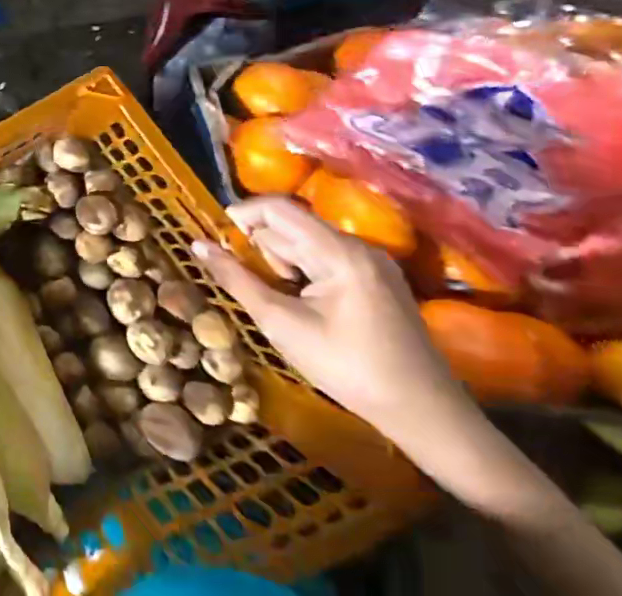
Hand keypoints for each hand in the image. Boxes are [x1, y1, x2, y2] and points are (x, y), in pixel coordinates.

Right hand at [193, 198, 470, 440]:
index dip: (242, 214)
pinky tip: (304, 305)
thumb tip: (197, 244)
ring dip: (282, 262)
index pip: (279, 208)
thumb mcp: (282, 324)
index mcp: (339, 252)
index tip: (218, 240)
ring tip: (283, 304)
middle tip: (255, 288)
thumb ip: (236, 279)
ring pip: (307, 242)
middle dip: (263, 248)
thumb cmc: (347, 369)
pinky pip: (326, 257)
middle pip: (292, 225)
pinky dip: (303, 271)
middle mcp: (358, 245)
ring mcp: (372, 261)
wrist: (425, 413)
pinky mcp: (376, 278)